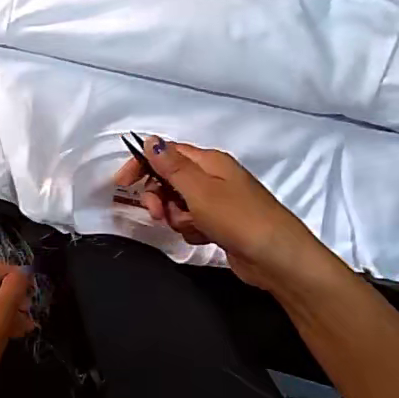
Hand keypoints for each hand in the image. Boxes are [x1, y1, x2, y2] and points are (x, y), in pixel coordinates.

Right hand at [112, 136, 332, 289]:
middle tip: (157, 214)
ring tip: (191, 227)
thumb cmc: (238, 219)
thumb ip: (172, 166)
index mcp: (209, 161)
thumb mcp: (200, 191)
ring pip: (177, 204)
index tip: (122, 184)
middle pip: (169, 179)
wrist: (276, 257)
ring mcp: (217, 201)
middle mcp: (213, 177)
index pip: (167, 152)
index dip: (142, 164)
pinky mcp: (219, 223)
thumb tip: (151, 140)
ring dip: (175, 216)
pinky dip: (190, 229)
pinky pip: (191, 221)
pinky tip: (202, 237)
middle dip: (158, 197)